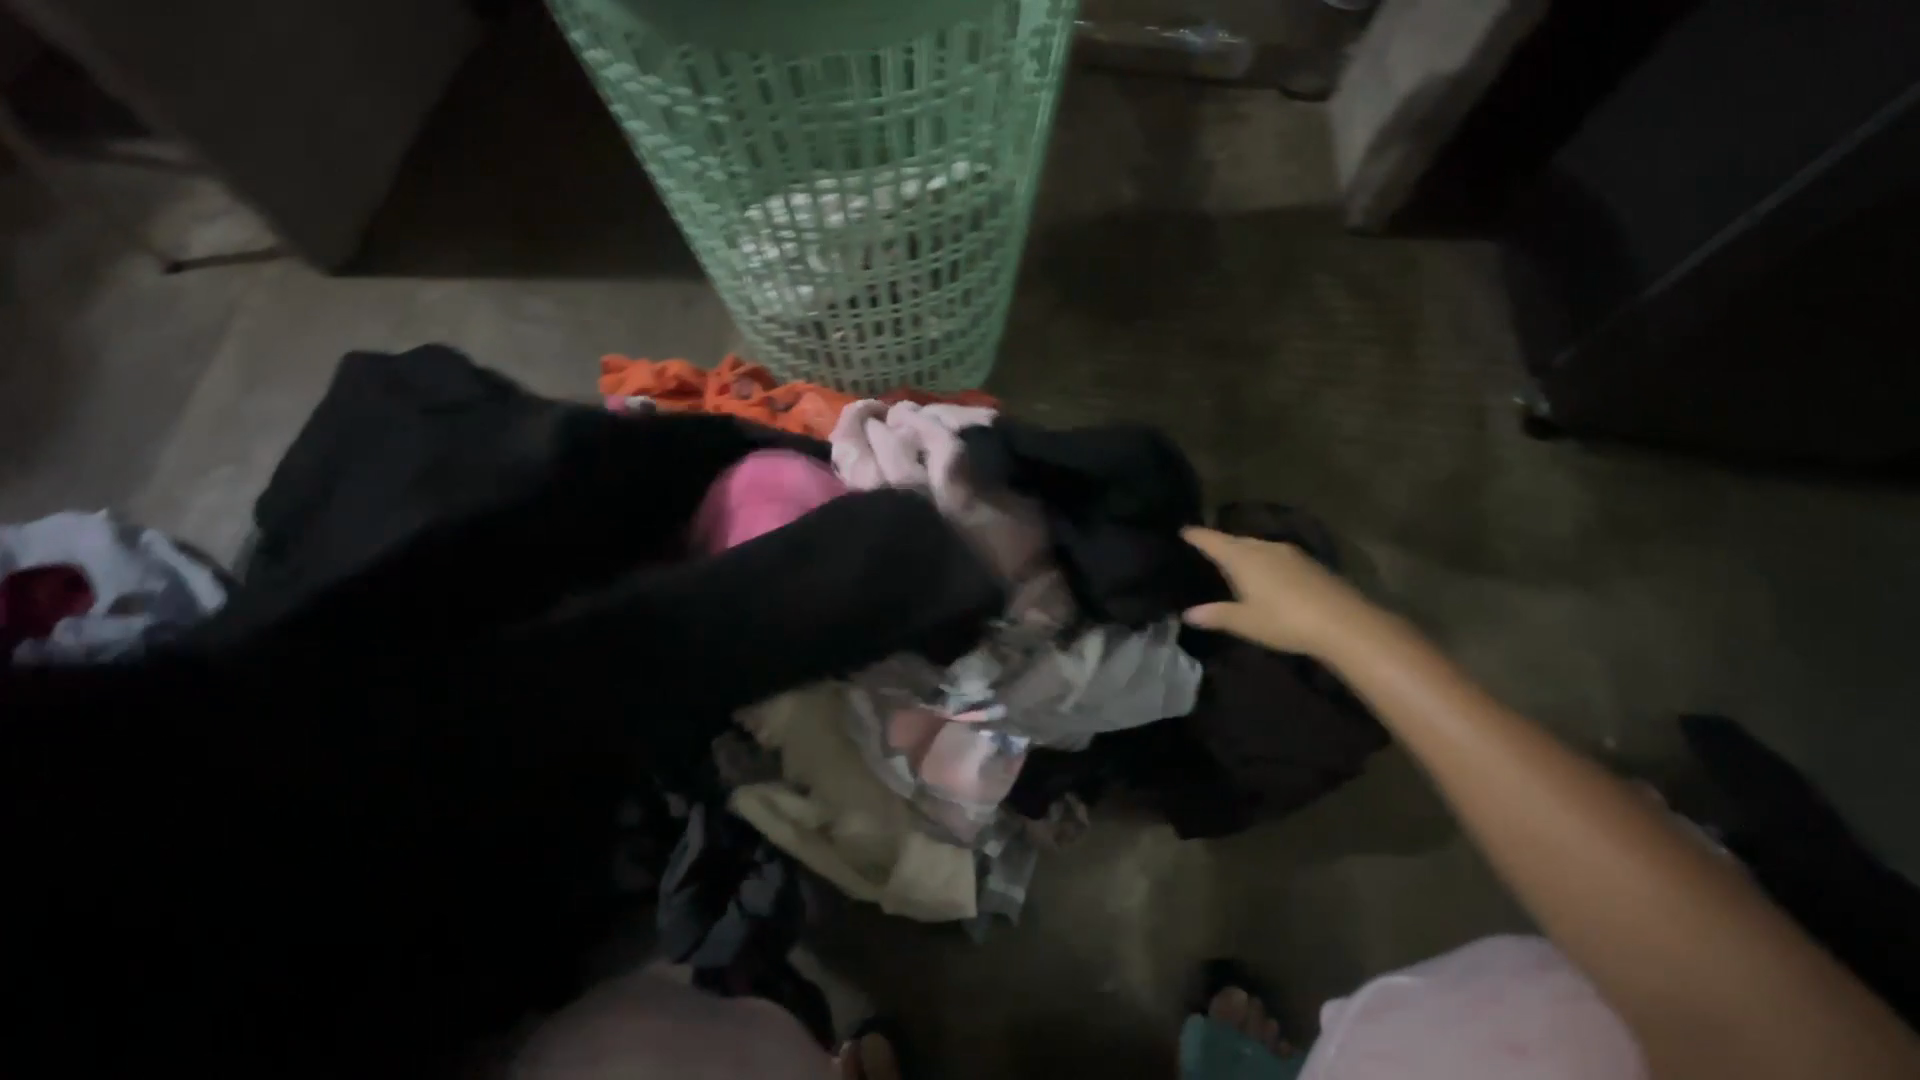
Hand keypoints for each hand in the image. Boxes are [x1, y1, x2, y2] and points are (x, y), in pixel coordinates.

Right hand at [1180, 527, 1374, 656]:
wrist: (1343, 622)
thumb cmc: (1285, 620)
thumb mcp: (1245, 622)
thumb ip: (1216, 615)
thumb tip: (1188, 613)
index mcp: (1243, 557)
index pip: (1212, 540)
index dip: (1195, 535)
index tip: (1182, 531)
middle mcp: (1264, 547)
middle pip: (1235, 540)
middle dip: (1219, 542)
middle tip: (1205, 548)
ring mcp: (1289, 553)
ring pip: (1257, 546)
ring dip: (1244, 551)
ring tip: (1232, 562)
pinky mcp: (1309, 563)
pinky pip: (1276, 555)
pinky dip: (1263, 561)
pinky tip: (1265, 574)